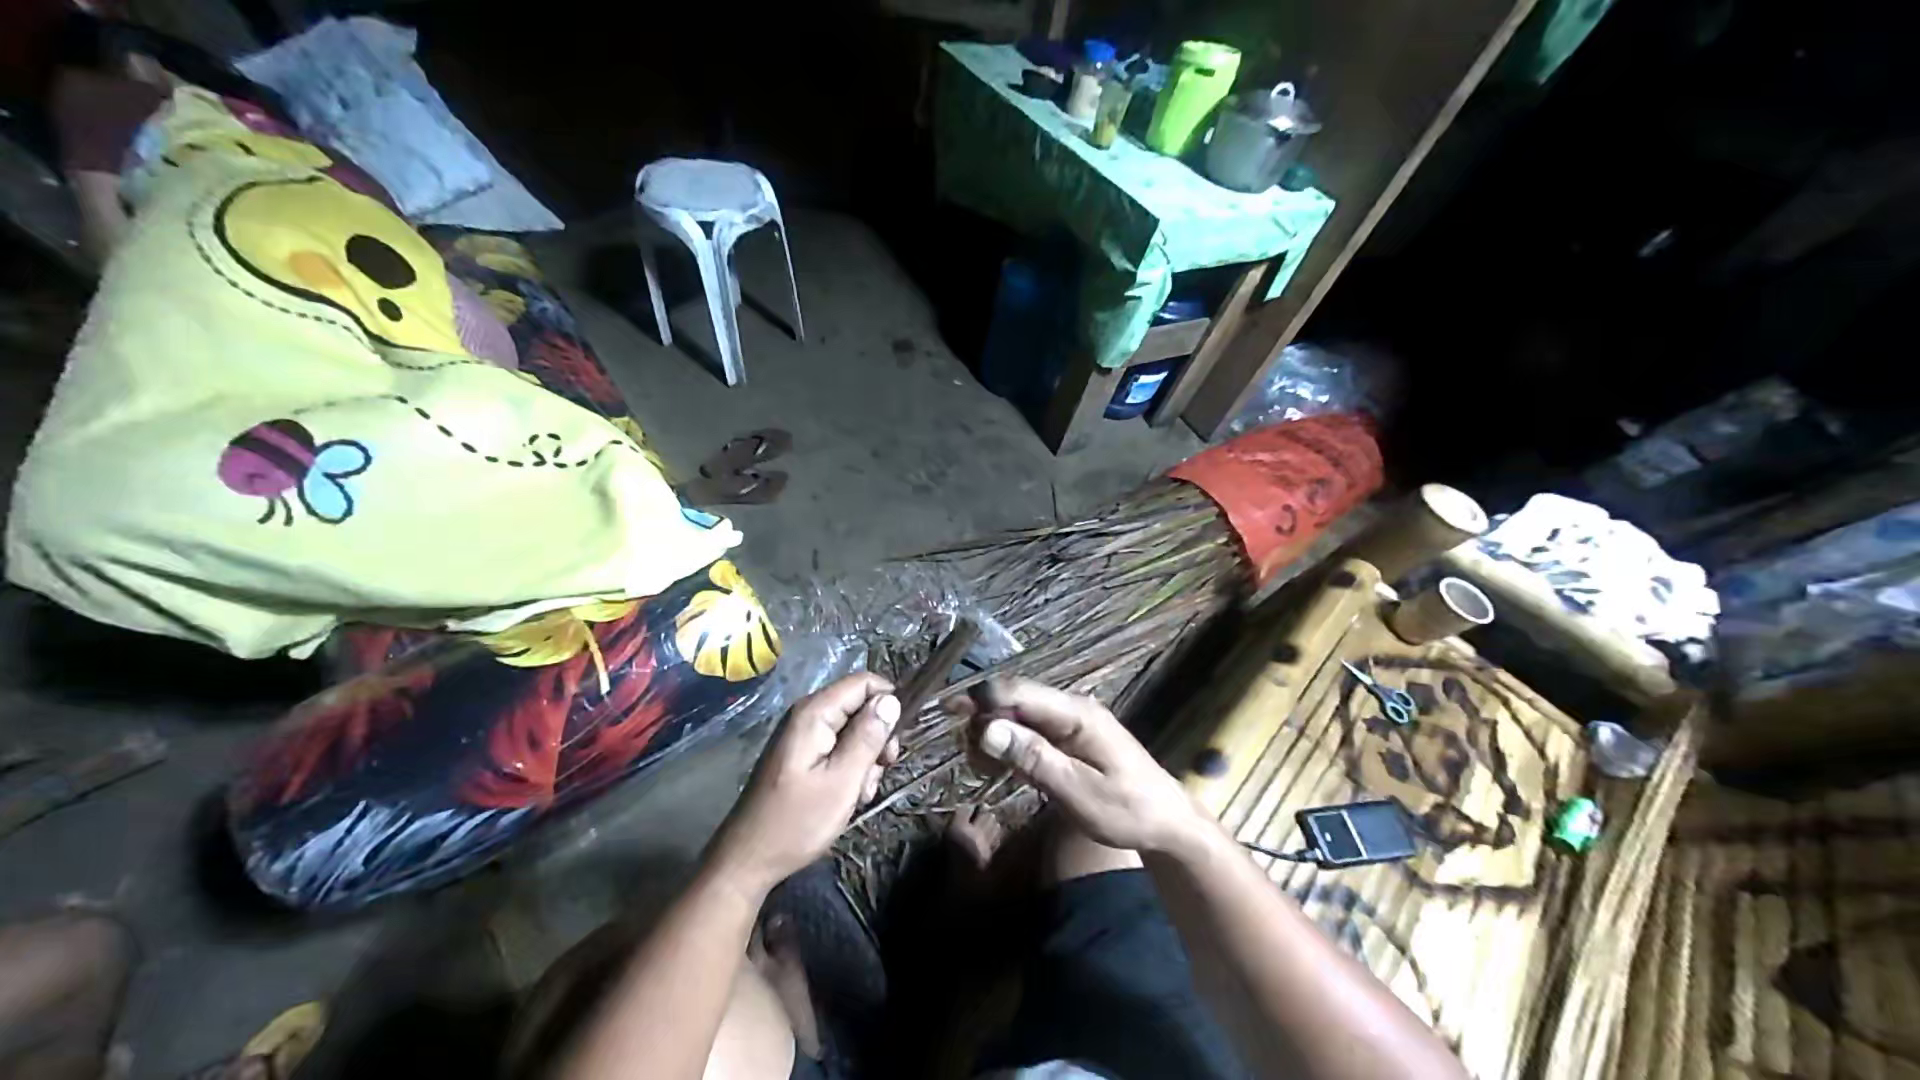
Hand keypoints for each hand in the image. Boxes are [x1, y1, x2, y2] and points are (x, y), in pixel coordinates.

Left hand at [708, 673, 901, 897]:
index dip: (887, 704)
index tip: (894, 742)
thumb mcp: (842, 782)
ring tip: (860, 792)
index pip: (864, 682)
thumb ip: (868, 737)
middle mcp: (808, 715)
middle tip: (879, 772)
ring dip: (866, 759)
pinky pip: (839, 748)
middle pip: (860, 706)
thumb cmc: (796, 822)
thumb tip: (891, 700)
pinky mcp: (803, 755)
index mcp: (814, 713)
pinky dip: (851, 769)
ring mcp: (804, 735)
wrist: (748, 860)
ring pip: (854, 730)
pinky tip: (848, 796)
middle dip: (877, 737)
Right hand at [971, 677, 1210, 855]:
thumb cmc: (1128, 810)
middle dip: (982, 720)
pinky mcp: (1066, 737)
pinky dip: (1007, 745)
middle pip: (1012, 699)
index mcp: (1075, 713)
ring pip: (1015, 715)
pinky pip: (1027, 731)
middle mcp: (1069, 708)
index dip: (980, 699)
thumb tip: (987, 727)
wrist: (1167, 824)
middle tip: (969, 758)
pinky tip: (998, 767)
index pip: (1018, 691)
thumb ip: (1033, 758)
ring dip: (992, 735)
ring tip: (983, 769)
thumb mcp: (1079, 792)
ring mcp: (1068, 722)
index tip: (947, 714)